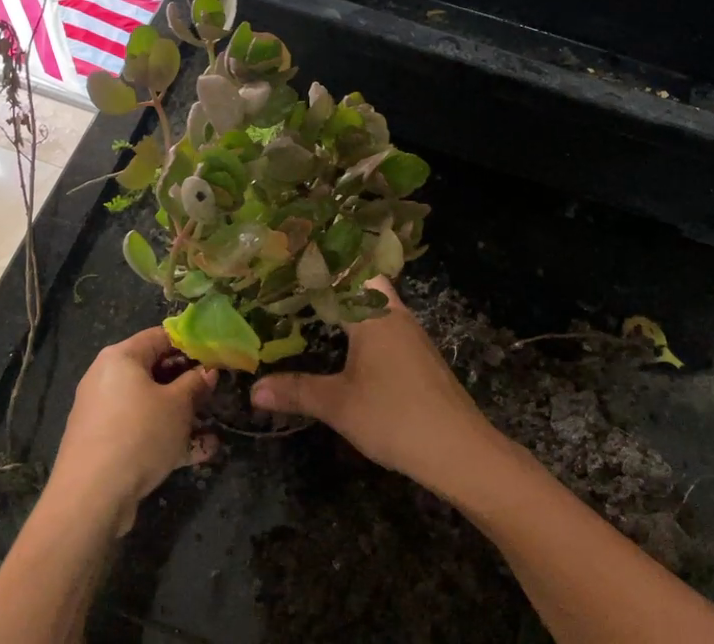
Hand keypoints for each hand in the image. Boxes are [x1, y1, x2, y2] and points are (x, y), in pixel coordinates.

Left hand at [49, 326, 218, 534]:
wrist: (91, 497)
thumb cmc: (139, 434)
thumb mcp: (178, 406)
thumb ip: (195, 384)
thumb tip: (207, 371)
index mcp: (120, 357)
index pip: (160, 336)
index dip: (191, 343)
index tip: (216, 355)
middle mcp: (107, 378)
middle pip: (154, 371)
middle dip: (187, 383)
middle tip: (215, 392)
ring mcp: (103, 412)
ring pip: (149, 404)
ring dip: (181, 414)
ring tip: (212, 427)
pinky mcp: (103, 443)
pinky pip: (140, 430)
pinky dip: (165, 436)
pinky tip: (199, 453)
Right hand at [251, 277, 498, 484]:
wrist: (458, 449)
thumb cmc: (394, 416)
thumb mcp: (338, 405)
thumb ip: (296, 391)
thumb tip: (254, 390)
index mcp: (374, 315)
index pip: (344, 274)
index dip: (319, 266)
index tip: (288, 264)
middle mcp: (396, 315)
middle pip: (365, 284)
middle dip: (336, 283)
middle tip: (298, 288)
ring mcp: (413, 336)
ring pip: (379, 307)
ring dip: (352, 307)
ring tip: (315, 313)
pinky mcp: (421, 357)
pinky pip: (388, 327)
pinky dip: (366, 329)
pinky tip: (348, 347)